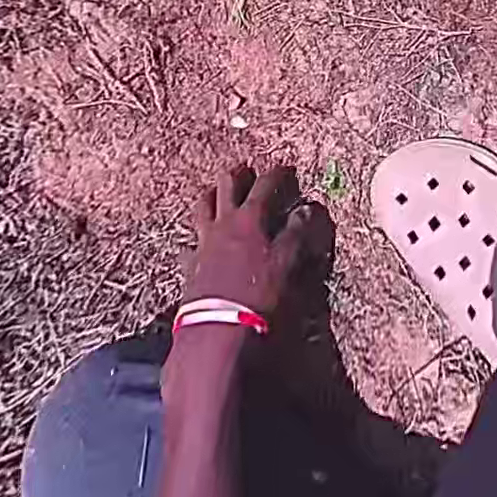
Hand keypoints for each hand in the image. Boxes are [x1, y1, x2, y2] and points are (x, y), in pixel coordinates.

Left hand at [183, 165, 318, 318]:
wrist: (217, 328)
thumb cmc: (257, 294)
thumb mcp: (284, 263)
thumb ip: (294, 234)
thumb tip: (307, 210)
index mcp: (249, 219)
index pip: (264, 187)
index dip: (275, 175)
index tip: (284, 169)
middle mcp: (223, 224)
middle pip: (226, 188)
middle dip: (236, 175)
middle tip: (243, 168)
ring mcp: (203, 242)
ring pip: (203, 208)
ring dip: (211, 196)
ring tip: (215, 191)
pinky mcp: (190, 264)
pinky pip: (189, 245)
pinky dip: (194, 240)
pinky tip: (195, 243)